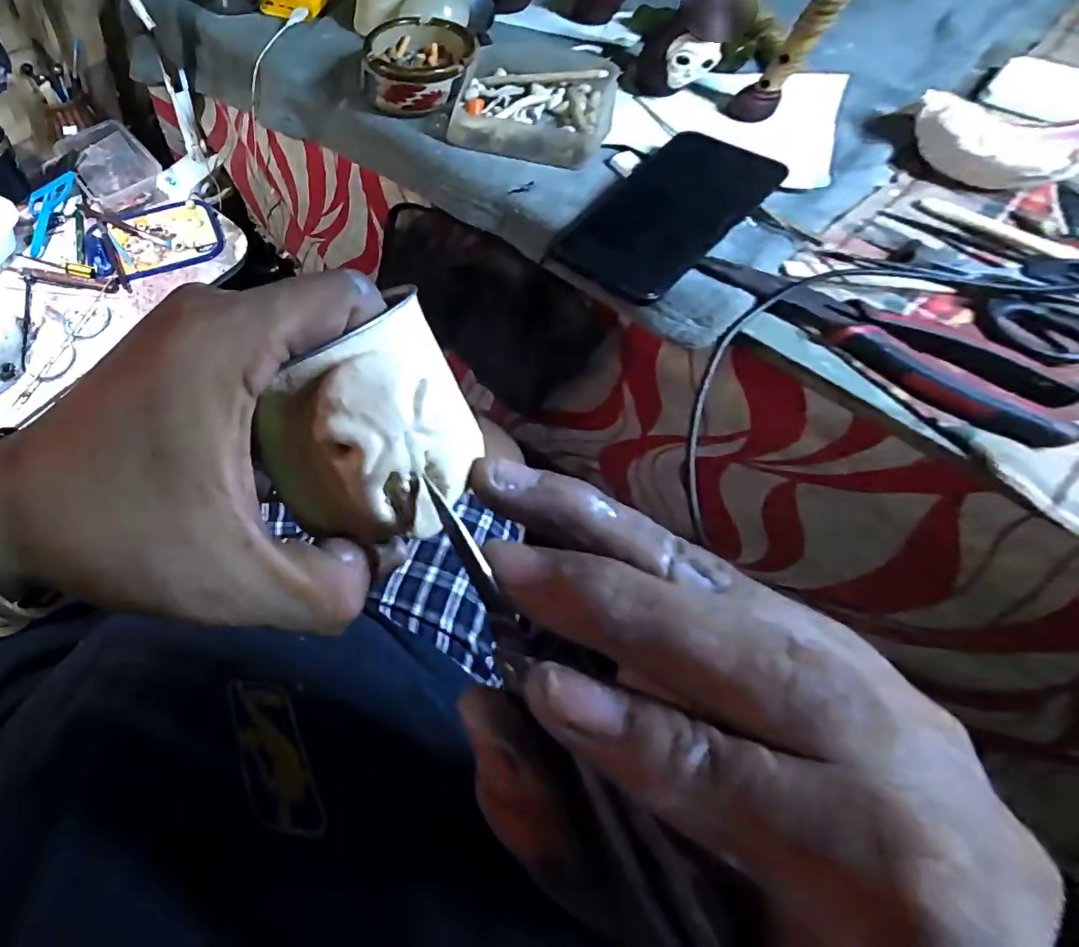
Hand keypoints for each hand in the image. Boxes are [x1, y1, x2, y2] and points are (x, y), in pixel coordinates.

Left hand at [0, 273, 388, 632]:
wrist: (8, 515)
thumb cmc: (115, 533)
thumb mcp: (232, 581)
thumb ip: (330, 589)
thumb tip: (367, 563)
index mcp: (229, 337)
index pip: (350, 297)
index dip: (394, 352)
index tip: (400, 421)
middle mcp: (205, 312)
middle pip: (319, 323)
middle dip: (358, 387)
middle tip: (372, 458)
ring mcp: (175, 327)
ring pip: (279, 342)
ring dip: (311, 398)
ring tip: (324, 467)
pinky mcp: (158, 352)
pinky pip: (239, 357)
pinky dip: (268, 399)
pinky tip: (266, 460)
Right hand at [456, 460, 1063, 945]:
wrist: (907, 900)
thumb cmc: (752, 918)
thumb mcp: (649, 911)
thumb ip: (555, 829)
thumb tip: (481, 709)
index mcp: (879, 864)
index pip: (742, 785)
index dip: (640, 735)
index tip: (540, 689)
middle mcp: (890, 748)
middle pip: (755, 660)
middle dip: (613, 606)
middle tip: (499, 564)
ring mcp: (855, 670)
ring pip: (727, 588)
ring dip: (600, 528)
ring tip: (503, 485)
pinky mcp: (809, 626)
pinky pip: (705, 569)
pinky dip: (618, 528)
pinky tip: (552, 501)